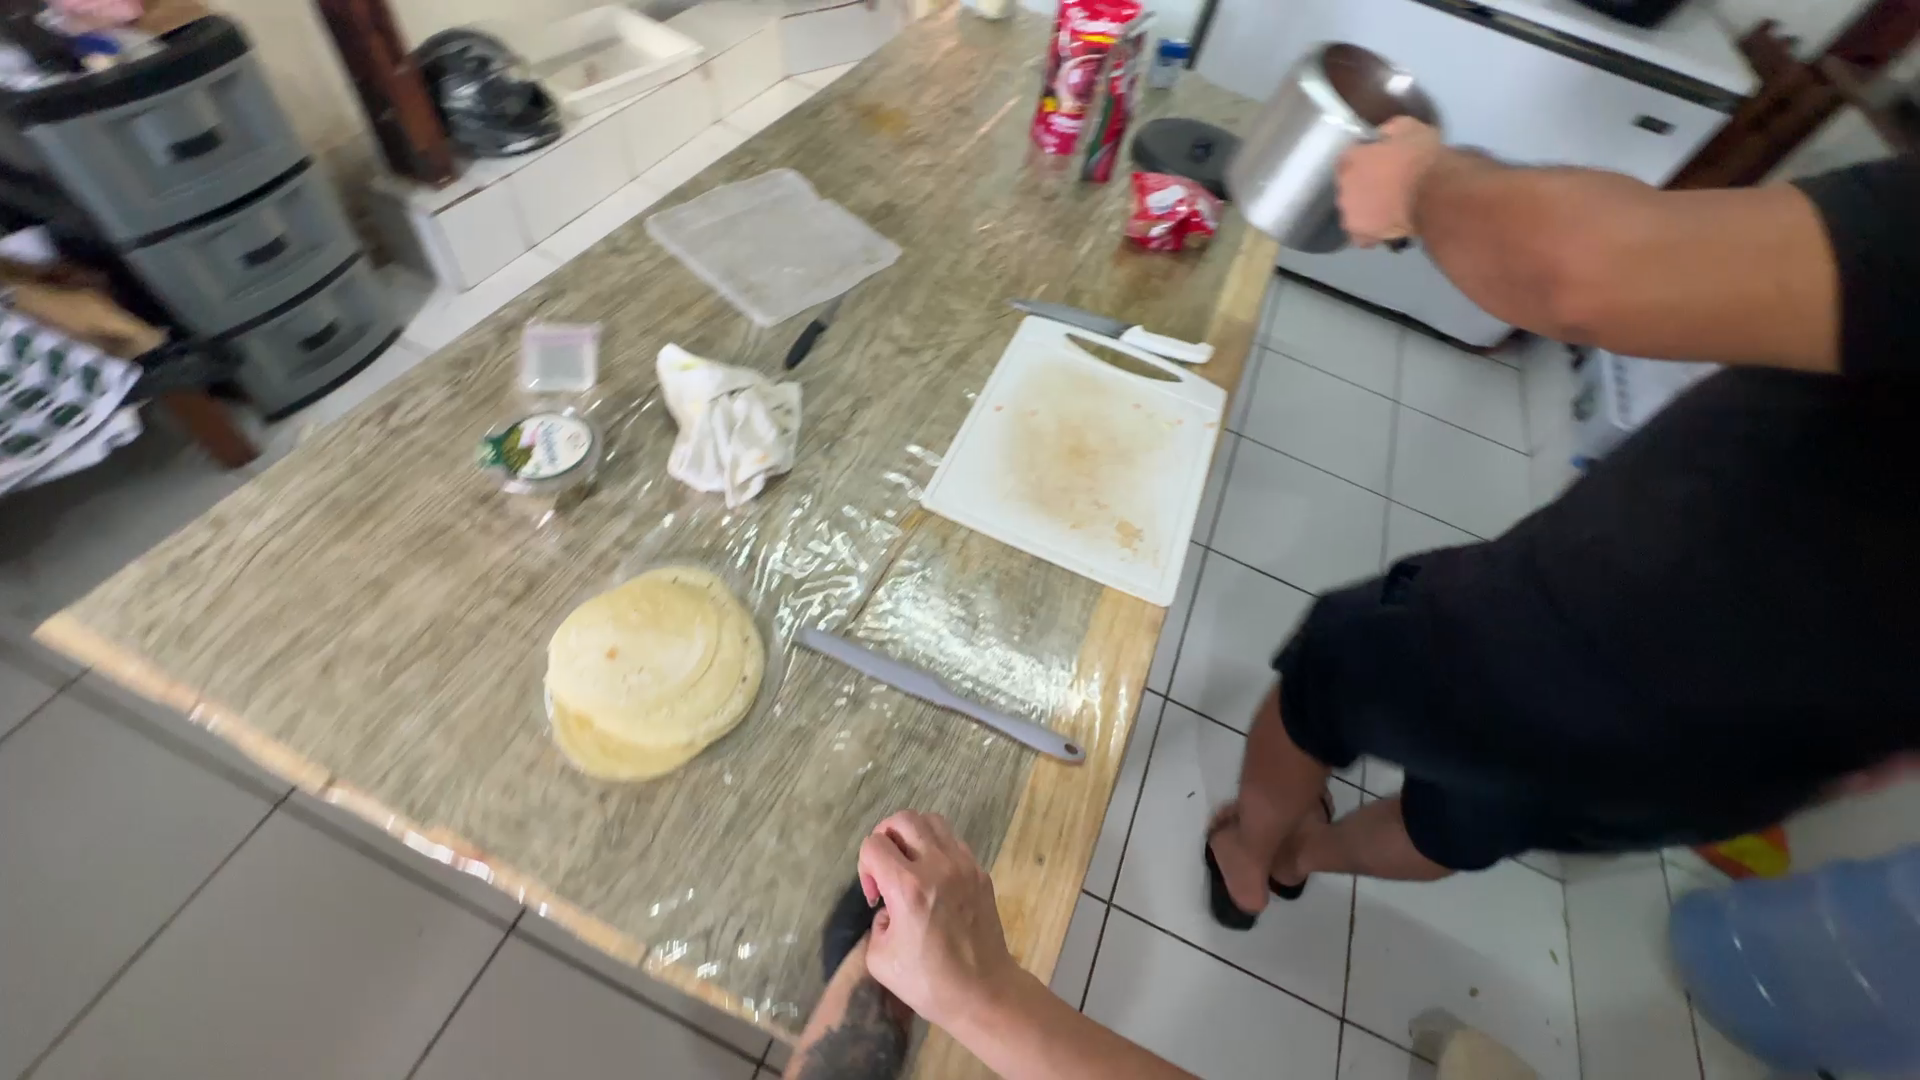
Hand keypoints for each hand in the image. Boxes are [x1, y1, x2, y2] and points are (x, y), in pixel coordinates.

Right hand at [857, 811, 1020, 1029]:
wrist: (983, 991)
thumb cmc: (929, 981)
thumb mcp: (880, 958)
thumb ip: (877, 920)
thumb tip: (889, 905)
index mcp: (908, 887)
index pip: (874, 844)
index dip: (865, 866)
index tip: (876, 896)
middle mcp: (936, 865)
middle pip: (903, 819)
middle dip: (885, 836)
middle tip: (886, 866)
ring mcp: (962, 864)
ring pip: (931, 820)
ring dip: (913, 835)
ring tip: (910, 863)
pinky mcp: (979, 870)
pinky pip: (953, 840)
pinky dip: (937, 847)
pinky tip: (934, 875)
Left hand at [1337, 117, 1444, 247]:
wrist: (1435, 194)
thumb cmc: (1423, 158)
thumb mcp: (1410, 128)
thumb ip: (1387, 130)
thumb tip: (1379, 135)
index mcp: (1350, 161)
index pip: (1347, 158)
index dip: (1363, 159)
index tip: (1377, 160)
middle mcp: (1343, 188)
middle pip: (1348, 185)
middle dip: (1362, 183)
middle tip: (1384, 183)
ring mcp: (1349, 214)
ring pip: (1352, 209)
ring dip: (1365, 207)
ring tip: (1386, 206)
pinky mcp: (1360, 235)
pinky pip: (1360, 235)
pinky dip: (1369, 232)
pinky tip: (1382, 226)